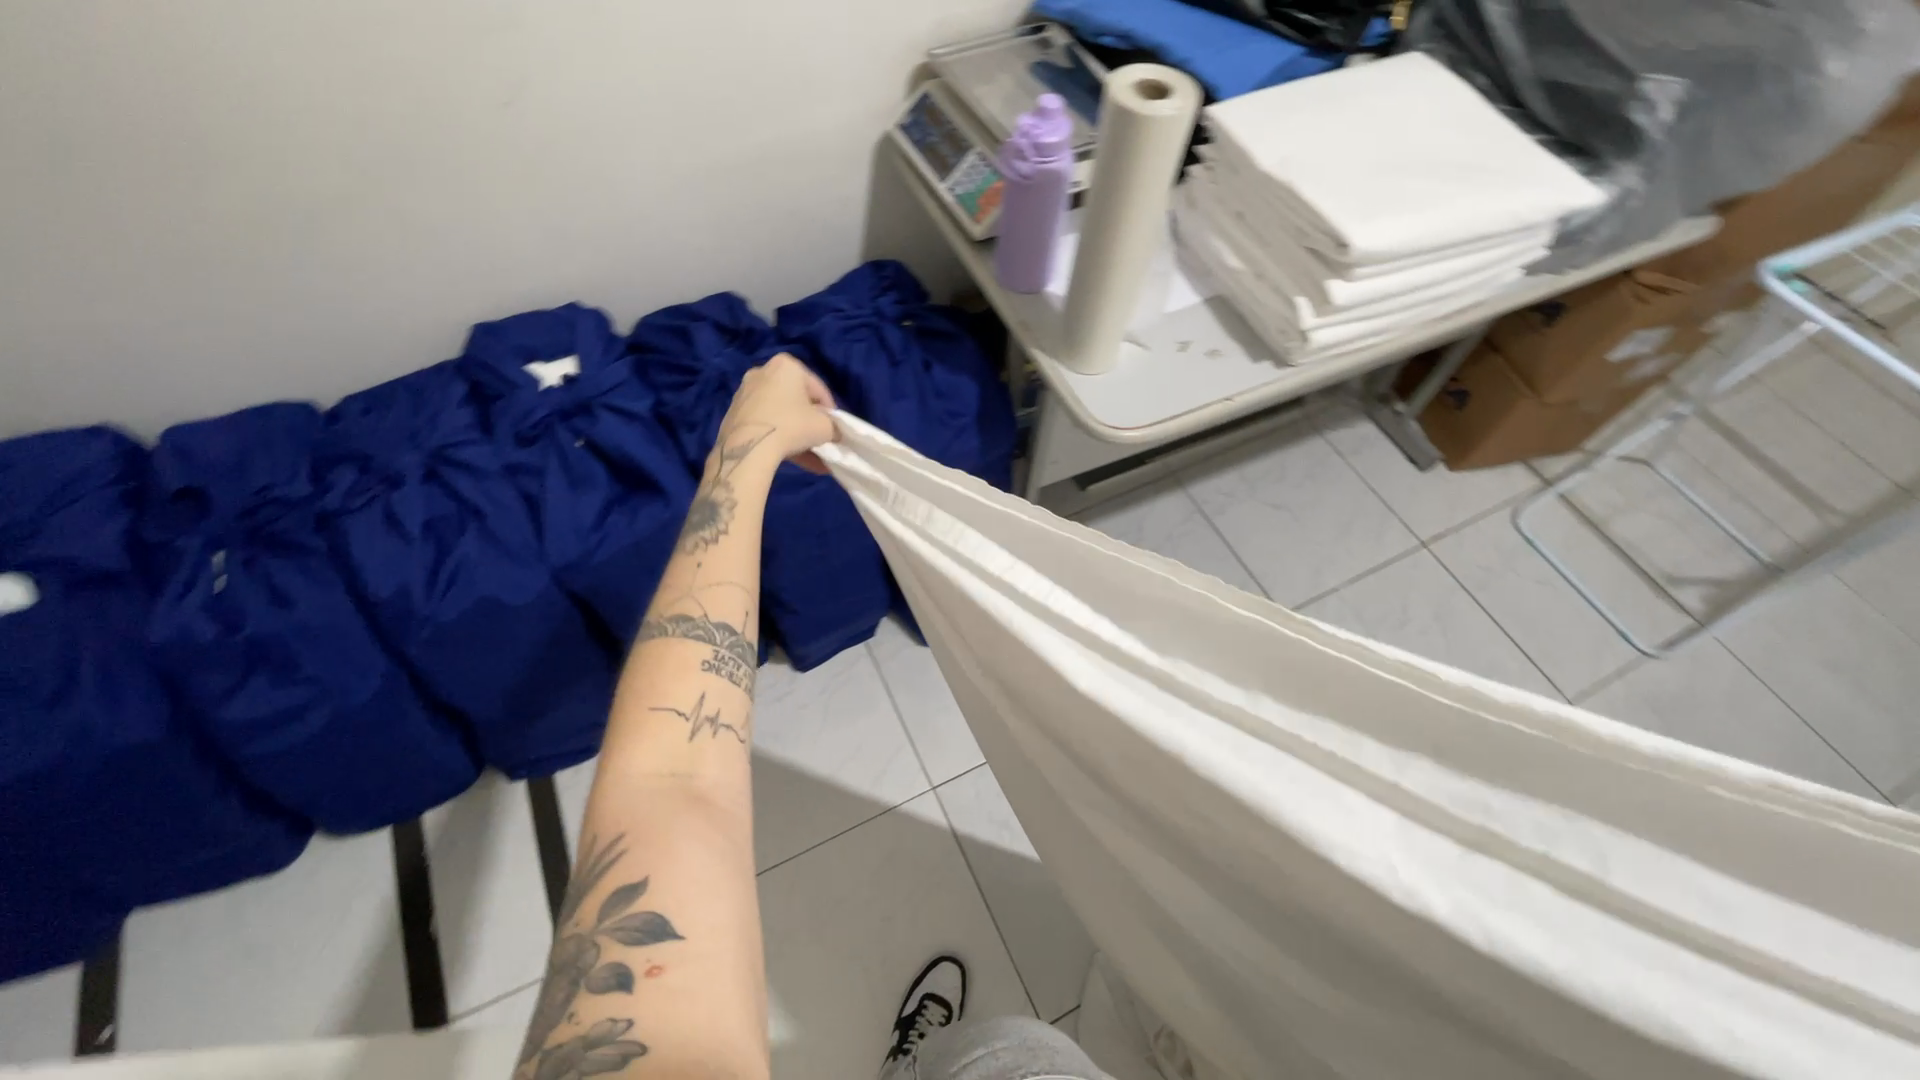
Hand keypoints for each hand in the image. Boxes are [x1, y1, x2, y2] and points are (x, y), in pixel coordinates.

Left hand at [714, 353, 837, 473]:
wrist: (748, 447)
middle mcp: (762, 372)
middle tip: (819, 439)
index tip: (834, 428)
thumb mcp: (825, 427)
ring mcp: (744, 392)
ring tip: (807, 456)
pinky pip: (764, 423)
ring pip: (779, 413)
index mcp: (786, 365)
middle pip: (795, 399)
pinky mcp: (733, 413)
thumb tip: (833, 432)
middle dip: (809, 420)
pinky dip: (776, 436)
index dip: (830, 411)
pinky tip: (788, 456)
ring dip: (794, 432)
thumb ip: (833, 426)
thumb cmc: (792, 426)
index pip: (818, 389)